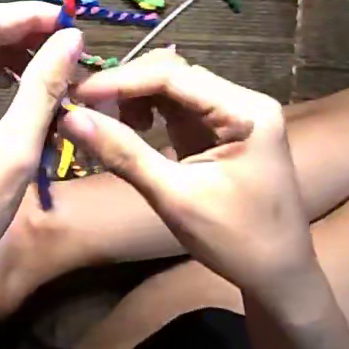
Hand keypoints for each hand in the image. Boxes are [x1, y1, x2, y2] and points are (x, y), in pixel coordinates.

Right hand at [61, 50, 320, 308]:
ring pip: (171, 84)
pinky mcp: (217, 126)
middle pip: (172, 72)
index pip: (173, 75)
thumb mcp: (174, 198)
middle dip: (126, 86)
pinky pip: (175, 103)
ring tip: (106, 121)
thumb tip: (70, 119)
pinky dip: (146, 109)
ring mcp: (230, 112)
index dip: (121, 80)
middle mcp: (242, 101)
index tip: (78, 93)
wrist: (278, 276)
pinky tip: (130, 126)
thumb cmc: (235, 241)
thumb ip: (124, 153)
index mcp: (245, 112)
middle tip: (83, 107)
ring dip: (134, 96)